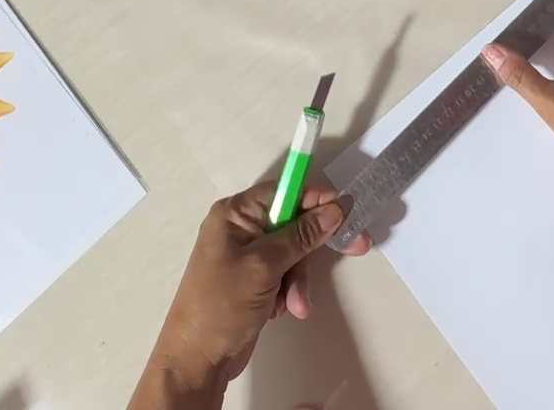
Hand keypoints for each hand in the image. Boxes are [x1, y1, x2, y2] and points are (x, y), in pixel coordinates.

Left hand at [132, 182, 370, 404]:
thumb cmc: (222, 304)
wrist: (197, 362)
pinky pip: (286, 273)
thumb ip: (301, 235)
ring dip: (299, 277)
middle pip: (293, 222)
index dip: (315, 198)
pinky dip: (290, 290)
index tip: (345, 209)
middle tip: (356, 247)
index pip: (284, 191)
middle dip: (313, 246)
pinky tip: (284, 309)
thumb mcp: (264, 266)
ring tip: (295, 303)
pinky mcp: (256, 279)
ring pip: (294, 251)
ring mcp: (249, 255)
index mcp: (235, 214)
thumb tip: (335, 208)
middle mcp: (242, 228)